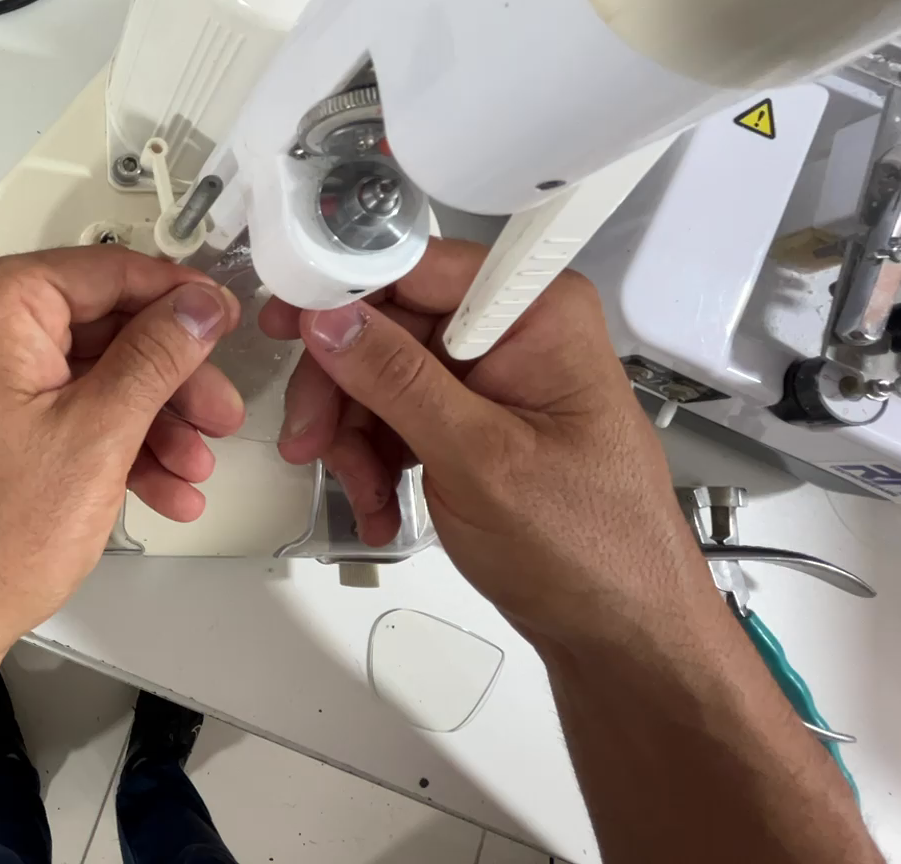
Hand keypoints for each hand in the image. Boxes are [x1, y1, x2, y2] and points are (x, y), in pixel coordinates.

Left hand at [0, 246, 243, 654]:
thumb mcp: (98, 431)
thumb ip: (157, 356)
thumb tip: (201, 304)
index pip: (106, 270)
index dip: (176, 295)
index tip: (229, 320)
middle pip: (106, 328)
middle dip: (172, 378)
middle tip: (223, 414)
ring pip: (95, 376)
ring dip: (154, 421)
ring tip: (197, 470)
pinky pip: (71, 413)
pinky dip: (118, 446)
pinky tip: (165, 491)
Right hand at [262, 238, 716, 648]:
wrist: (616, 632)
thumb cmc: (582, 546)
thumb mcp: (480, 459)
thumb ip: (398, 381)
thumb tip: (323, 318)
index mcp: (530, 313)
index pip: (414, 268)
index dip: (342, 292)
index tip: (284, 326)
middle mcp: (500, 329)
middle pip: (380, 326)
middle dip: (338, 390)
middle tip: (307, 443)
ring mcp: (477, 375)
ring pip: (370, 374)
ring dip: (349, 436)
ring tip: (362, 494)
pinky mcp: (458, 414)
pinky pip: (385, 414)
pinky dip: (368, 458)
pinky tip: (378, 505)